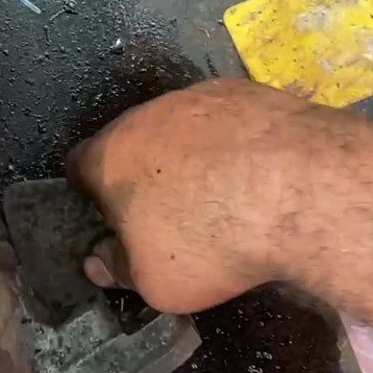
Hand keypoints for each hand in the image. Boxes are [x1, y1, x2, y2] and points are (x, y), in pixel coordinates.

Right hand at [67, 78, 318, 312]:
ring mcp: (189, 97)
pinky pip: (219, 117)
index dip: (89, 194)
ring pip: (174, 127)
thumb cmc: (209, 239)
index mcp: (108, 158)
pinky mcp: (236, 89)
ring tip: (221, 191)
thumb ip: (118, 269)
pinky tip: (255, 169)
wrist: (295, 185)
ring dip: (186, 154)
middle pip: (128, 142)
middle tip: (169, 212)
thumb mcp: (156, 282)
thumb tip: (97, 261)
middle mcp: (140, 117)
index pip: (77, 167)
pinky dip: (228, 139)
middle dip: (142, 173)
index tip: (112, 220)